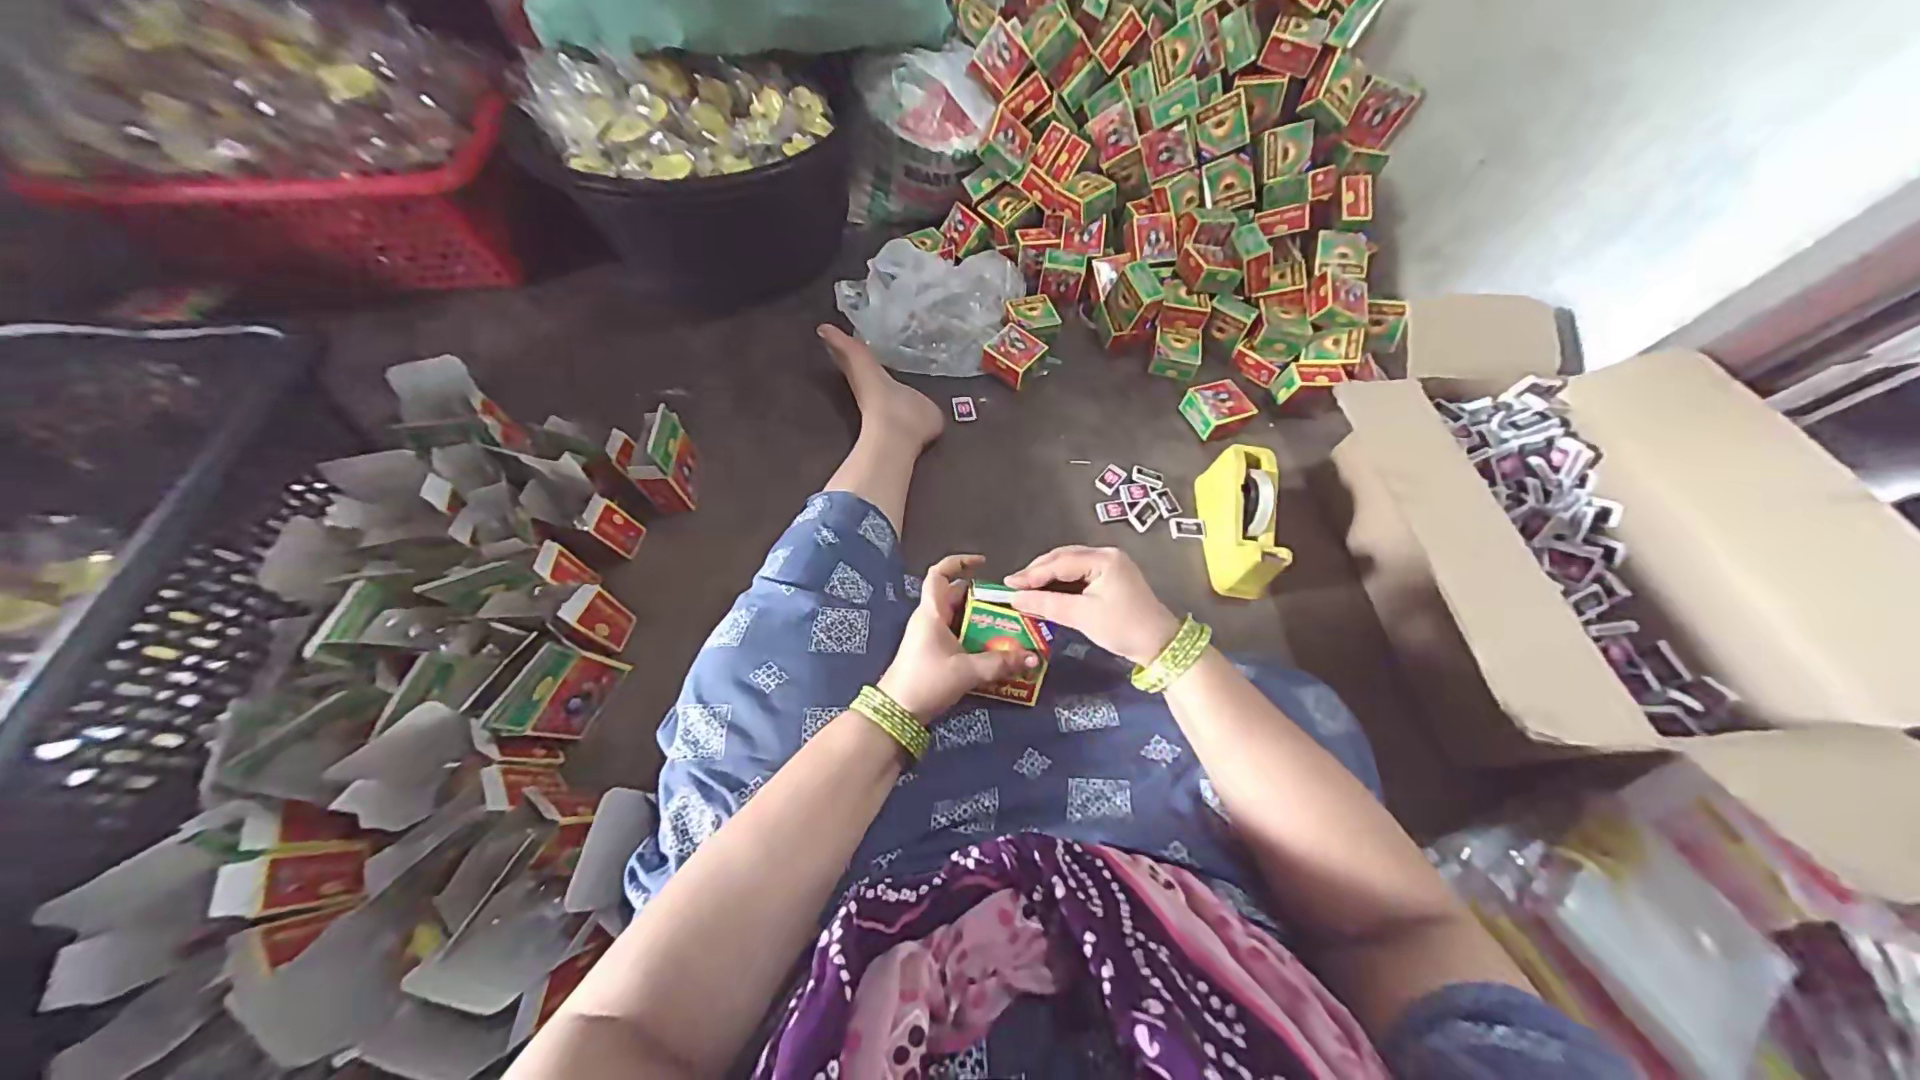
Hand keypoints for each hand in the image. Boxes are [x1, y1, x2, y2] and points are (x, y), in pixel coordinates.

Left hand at [876, 554, 1038, 720]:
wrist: (896, 712)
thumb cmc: (926, 681)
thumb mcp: (967, 671)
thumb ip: (1000, 663)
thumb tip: (1032, 657)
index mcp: (931, 612)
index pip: (939, 574)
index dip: (959, 563)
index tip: (982, 564)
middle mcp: (929, 619)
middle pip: (954, 597)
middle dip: (980, 598)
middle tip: (1006, 605)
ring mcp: (928, 637)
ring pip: (957, 618)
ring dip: (979, 621)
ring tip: (1006, 628)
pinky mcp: (931, 654)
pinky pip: (955, 636)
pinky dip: (973, 638)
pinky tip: (992, 650)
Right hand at [1005, 546, 1181, 665]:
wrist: (1160, 645)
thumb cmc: (1123, 628)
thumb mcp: (1082, 616)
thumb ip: (1046, 604)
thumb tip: (1014, 599)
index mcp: (1104, 558)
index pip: (1059, 562)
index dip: (1032, 574)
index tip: (1008, 585)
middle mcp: (1107, 555)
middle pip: (1063, 558)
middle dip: (1038, 572)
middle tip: (1014, 587)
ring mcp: (1110, 565)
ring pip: (1069, 565)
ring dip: (1048, 577)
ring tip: (1025, 590)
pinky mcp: (1110, 578)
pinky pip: (1079, 575)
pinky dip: (1061, 583)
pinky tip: (1046, 592)